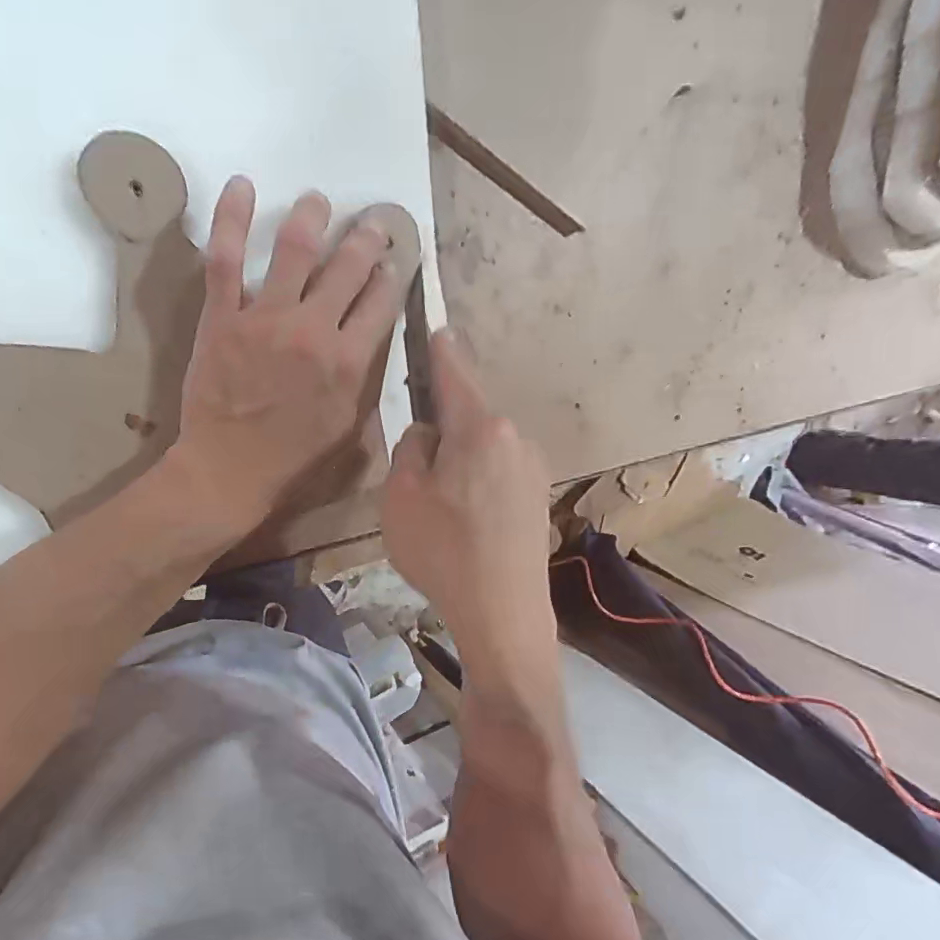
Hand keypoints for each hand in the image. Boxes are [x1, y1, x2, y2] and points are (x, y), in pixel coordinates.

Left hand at [165, 177, 409, 533]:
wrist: (228, 471)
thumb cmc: (292, 462)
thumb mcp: (347, 430)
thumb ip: (364, 381)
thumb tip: (374, 342)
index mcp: (348, 362)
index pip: (382, 301)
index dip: (392, 276)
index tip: (394, 263)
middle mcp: (313, 329)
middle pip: (348, 267)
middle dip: (367, 239)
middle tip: (373, 223)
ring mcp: (266, 318)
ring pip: (296, 249)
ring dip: (313, 216)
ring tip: (319, 201)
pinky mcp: (223, 316)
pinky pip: (226, 258)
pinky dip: (232, 218)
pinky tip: (242, 186)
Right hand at [383, 331, 555, 667]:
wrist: (503, 613)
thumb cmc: (443, 550)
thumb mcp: (400, 496)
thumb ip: (409, 449)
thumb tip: (427, 434)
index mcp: (480, 428)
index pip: (454, 374)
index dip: (438, 350)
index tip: (434, 326)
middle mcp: (516, 438)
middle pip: (470, 415)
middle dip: (443, 424)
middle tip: (416, 463)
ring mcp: (534, 469)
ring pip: (486, 447)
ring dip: (461, 458)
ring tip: (439, 503)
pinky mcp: (539, 499)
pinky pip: (500, 473)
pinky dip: (479, 482)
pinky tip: (465, 520)